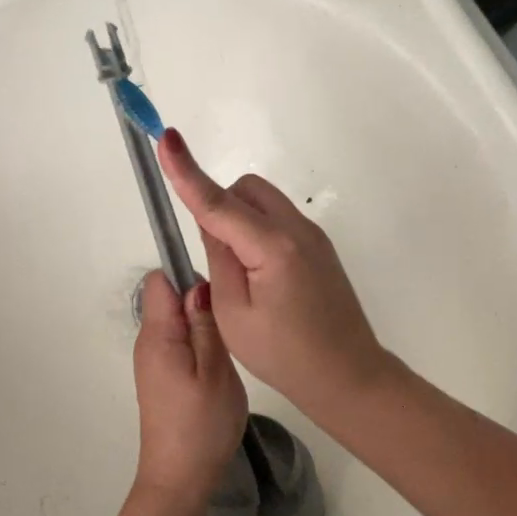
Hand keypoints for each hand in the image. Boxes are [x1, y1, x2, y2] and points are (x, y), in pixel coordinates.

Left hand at [131, 270, 248, 502]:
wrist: (180, 478)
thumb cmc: (201, 425)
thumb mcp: (214, 371)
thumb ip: (205, 325)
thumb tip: (197, 285)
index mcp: (157, 335)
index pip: (160, 281)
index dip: (189, 275)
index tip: (221, 290)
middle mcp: (149, 343)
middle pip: (169, 300)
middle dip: (199, 300)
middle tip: (234, 317)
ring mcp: (154, 361)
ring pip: (176, 322)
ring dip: (201, 324)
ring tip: (232, 339)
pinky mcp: (162, 377)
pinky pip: (178, 344)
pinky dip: (198, 344)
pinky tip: (219, 362)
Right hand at [157, 129, 387, 399]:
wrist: (349, 377)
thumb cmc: (285, 355)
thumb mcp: (233, 314)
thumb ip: (219, 260)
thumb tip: (212, 224)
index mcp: (273, 247)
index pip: (218, 203)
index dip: (187, 172)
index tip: (167, 139)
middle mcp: (297, 229)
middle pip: (244, 190)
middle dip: (219, 206)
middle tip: (214, 257)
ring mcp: (312, 236)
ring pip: (262, 201)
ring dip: (238, 218)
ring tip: (238, 273)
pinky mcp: (319, 247)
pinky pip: (278, 219)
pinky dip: (257, 231)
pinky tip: (259, 276)